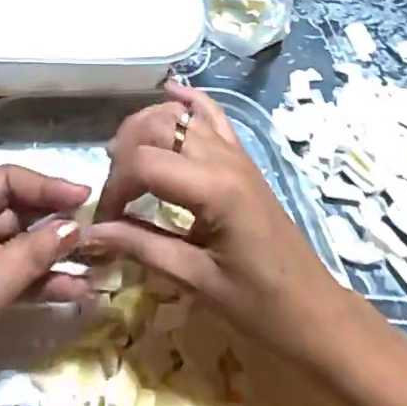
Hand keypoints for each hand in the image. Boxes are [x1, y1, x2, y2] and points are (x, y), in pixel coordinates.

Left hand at [0, 166, 90, 405]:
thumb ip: (31, 253)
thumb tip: (75, 224)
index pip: (6, 181)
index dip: (46, 185)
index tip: (87, 195)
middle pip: (16, 212)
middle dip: (56, 221)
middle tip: (101, 230)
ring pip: (21, 247)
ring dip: (55, 255)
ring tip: (98, 262)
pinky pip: (17, 278)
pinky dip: (43, 282)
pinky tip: (77, 290)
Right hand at [83, 82, 345, 354]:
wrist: (316, 312)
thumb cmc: (259, 305)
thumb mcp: (196, 280)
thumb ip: (141, 246)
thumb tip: (91, 233)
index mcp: (214, 190)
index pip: (144, 164)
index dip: (114, 187)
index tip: (104, 219)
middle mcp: (223, 158)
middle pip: (155, 127)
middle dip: (123, 153)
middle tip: (113, 191)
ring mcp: (235, 153)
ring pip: (178, 114)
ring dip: (144, 126)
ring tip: (124, 157)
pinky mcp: (242, 157)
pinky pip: (213, 114)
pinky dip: (188, 101)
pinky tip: (169, 93)